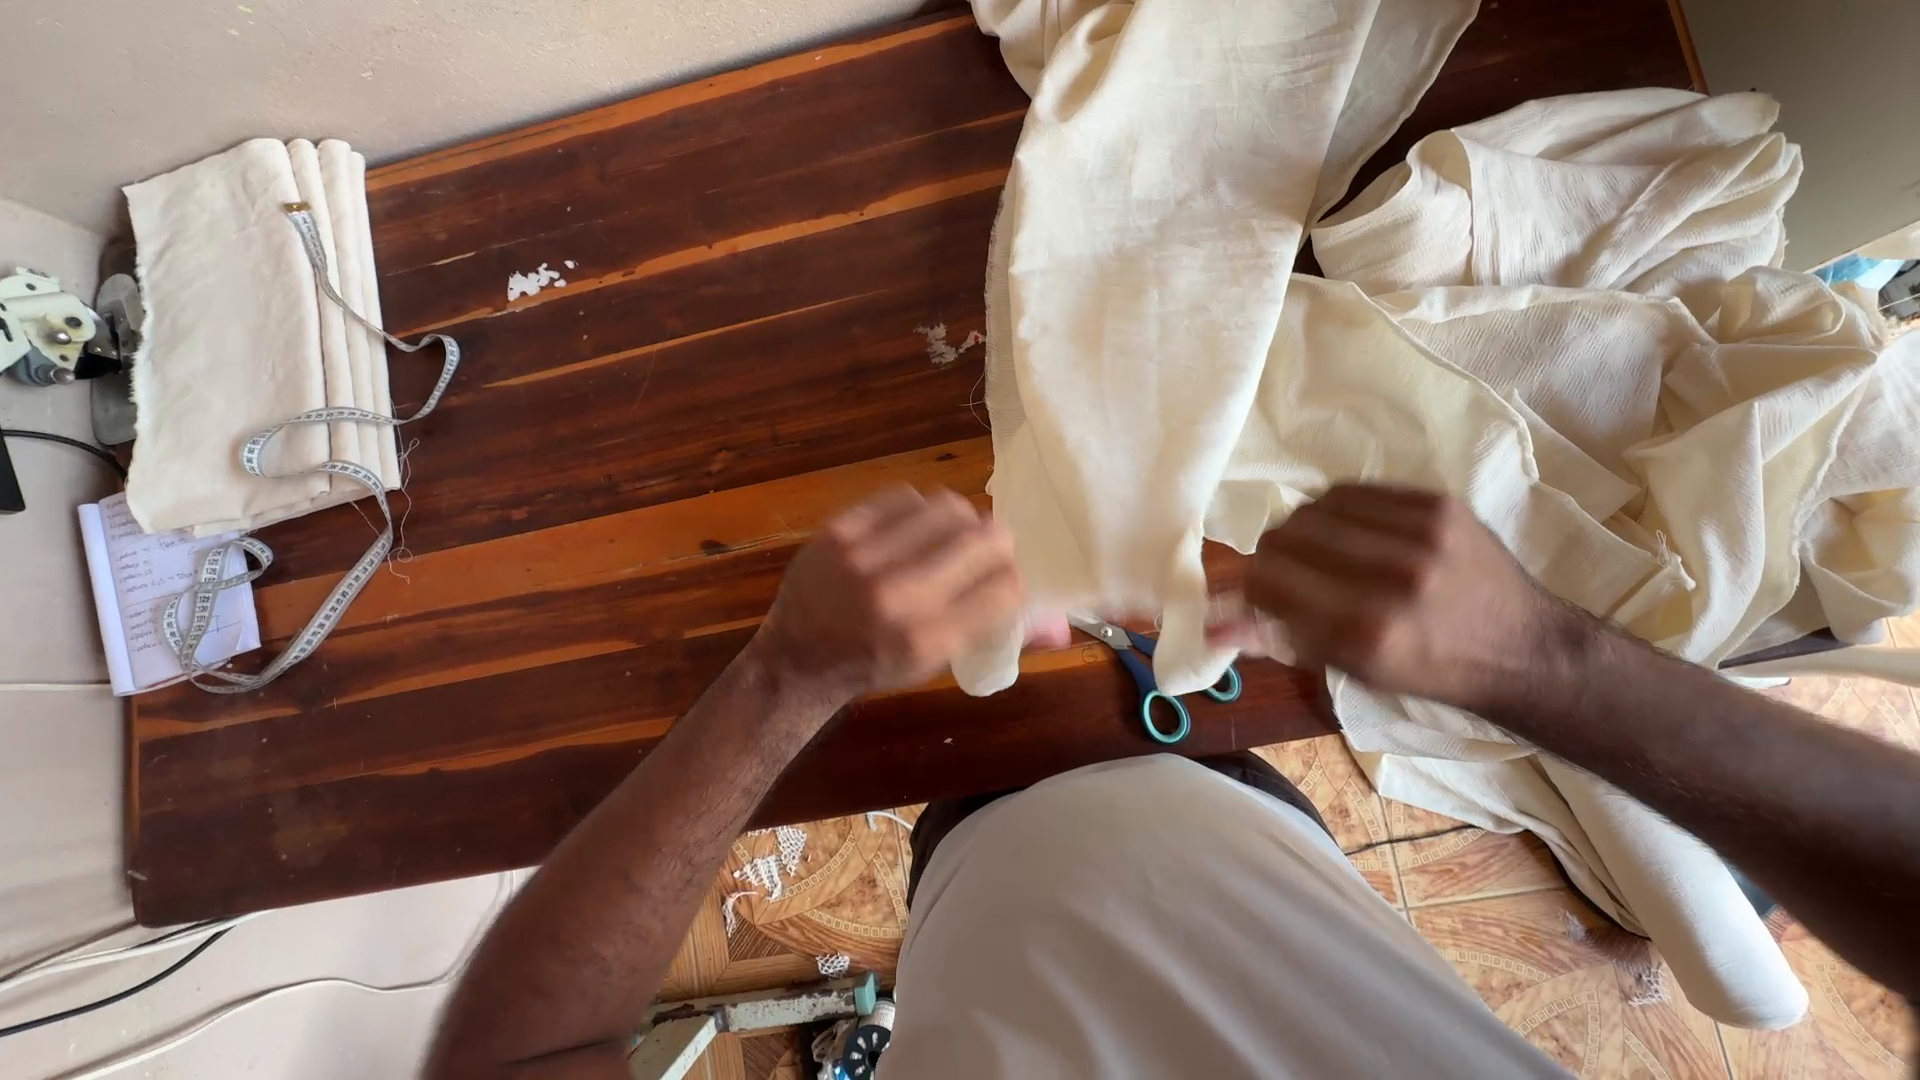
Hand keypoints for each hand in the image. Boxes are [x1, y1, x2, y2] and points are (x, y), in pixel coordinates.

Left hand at [748, 486, 1023, 705]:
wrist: (796, 660)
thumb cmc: (876, 666)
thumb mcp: (935, 663)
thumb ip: (996, 636)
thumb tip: (1061, 628)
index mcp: (929, 639)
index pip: (1005, 588)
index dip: (1015, 579)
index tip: (1006, 579)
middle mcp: (899, 596)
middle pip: (982, 540)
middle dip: (997, 541)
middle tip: (987, 548)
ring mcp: (864, 559)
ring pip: (947, 508)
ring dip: (960, 519)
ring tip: (951, 535)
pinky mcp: (838, 531)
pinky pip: (903, 496)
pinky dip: (919, 508)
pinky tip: (915, 526)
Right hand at [1233, 484, 1576, 712]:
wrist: (1523, 649)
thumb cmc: (1426, 670)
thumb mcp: (1350, 669)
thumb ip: (1276, 640)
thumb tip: (1212, 626)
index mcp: (1366, 630)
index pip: (1268, 580)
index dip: (1249, 584)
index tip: (1256, 592)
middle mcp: (1393, 577)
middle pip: (1285, 537)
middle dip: (1271, 556)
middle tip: (1283, 572)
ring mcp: (1421, 534)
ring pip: (1314, 508)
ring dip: (1301, 530)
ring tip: (1316, 551)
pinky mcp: (1439, 503)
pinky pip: (1352, 490)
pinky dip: (1335, 510)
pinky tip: (1345, 530)